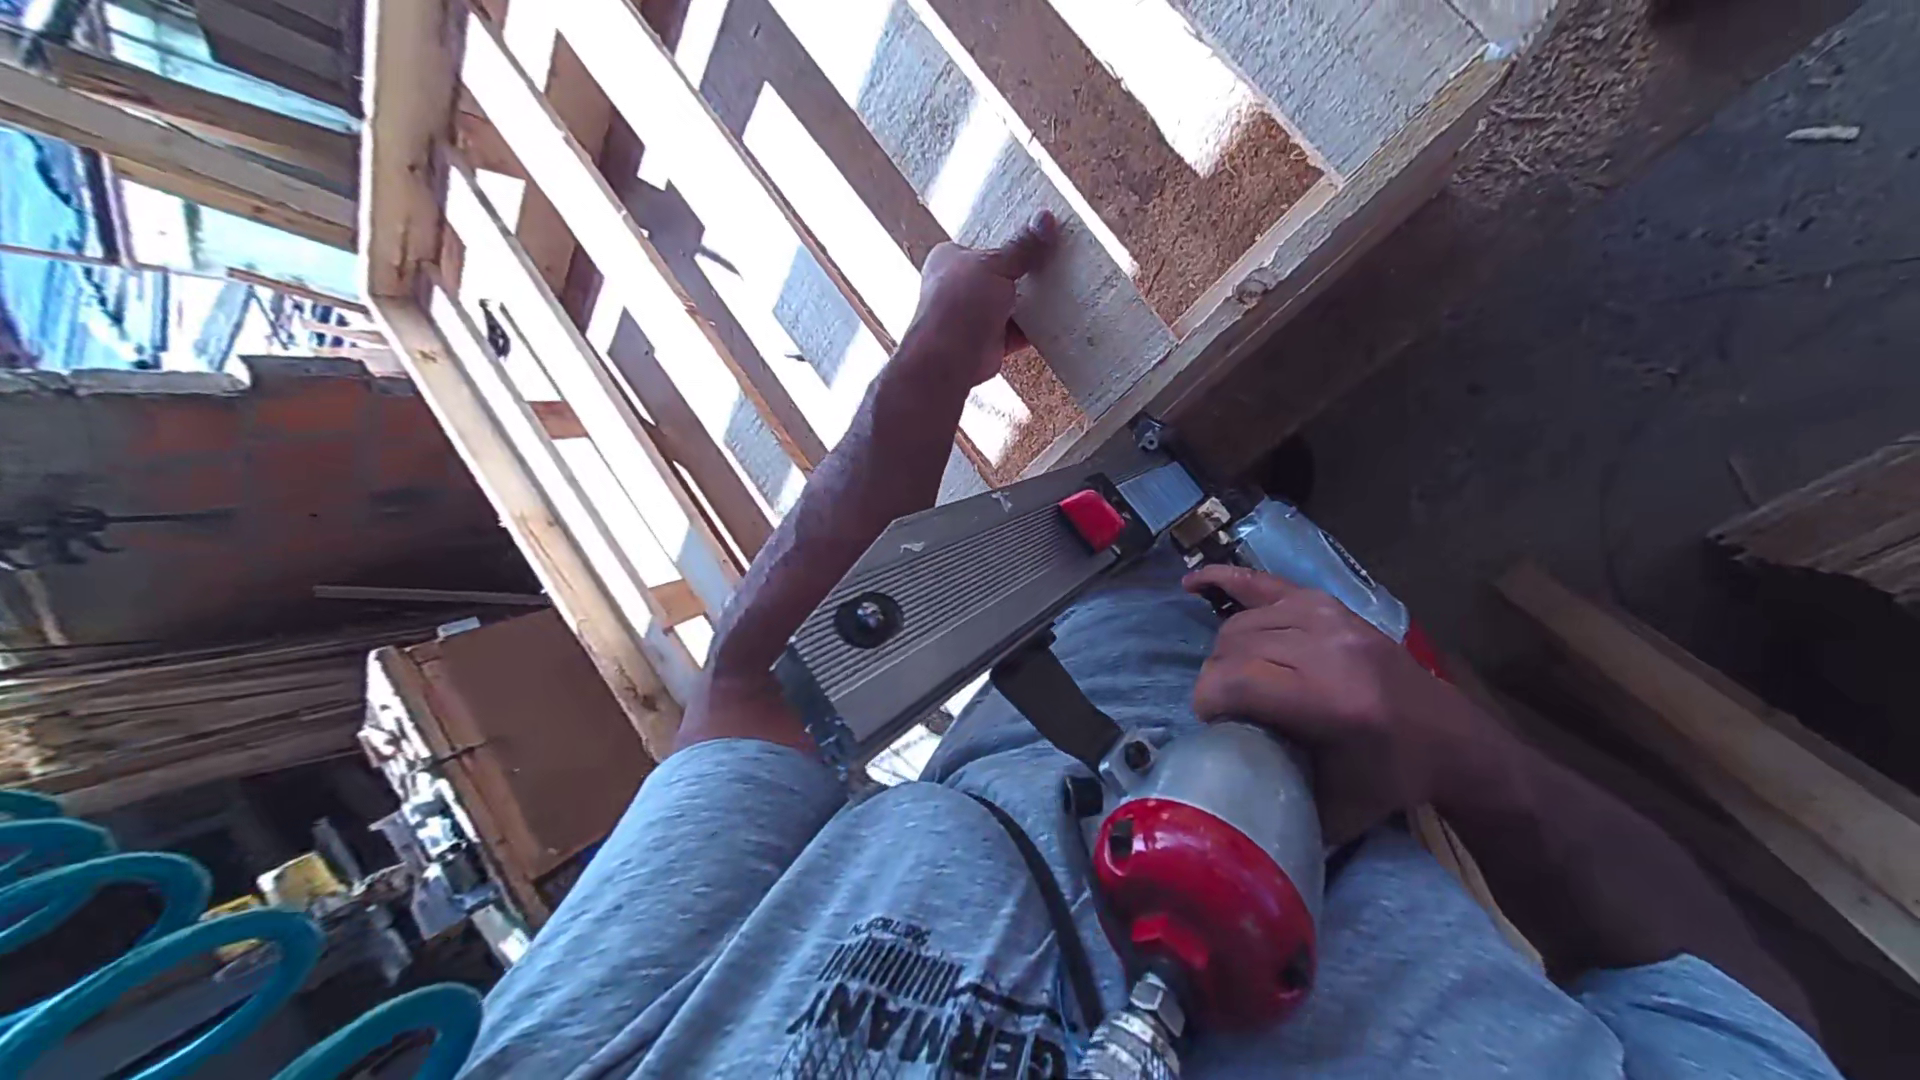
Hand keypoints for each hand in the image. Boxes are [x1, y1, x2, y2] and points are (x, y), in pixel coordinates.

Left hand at [902, 210, 1059, 386]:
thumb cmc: (960, 303)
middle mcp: (959, 287)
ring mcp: (975, 316)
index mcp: (949, 259)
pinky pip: (1019, 331)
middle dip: (1024, 271)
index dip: (1008, 239)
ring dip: (1032, 301)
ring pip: (1010, 303)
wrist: (949, 359)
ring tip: (1062, 284)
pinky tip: (1058, 316)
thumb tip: (1046, 219)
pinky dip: (1035, 327)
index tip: (1037, 234)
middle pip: (1000, 274)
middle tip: (1056, 258)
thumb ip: (1022, 247)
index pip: (982, 243)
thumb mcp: (994, 264)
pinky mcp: (990, 341)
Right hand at [1183, 565, 1504, 843]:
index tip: (1211, 723)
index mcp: (1331, 701)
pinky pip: (1263, 583)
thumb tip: (1217, 772)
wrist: (1454, 740)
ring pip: (1241, 624)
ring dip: (1224, 651)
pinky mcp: (1329, 604)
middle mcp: (1330, 650)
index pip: (1235, 681)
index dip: (1208, 701)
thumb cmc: (1391, 778)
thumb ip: (1272, 786)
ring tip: (1234, 677)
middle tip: (1225, 706)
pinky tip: (1194, 582)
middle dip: (1215, 679)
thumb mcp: (1332, 806)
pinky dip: (1225, 580)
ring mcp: (1330, 618)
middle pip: (1233, 648)